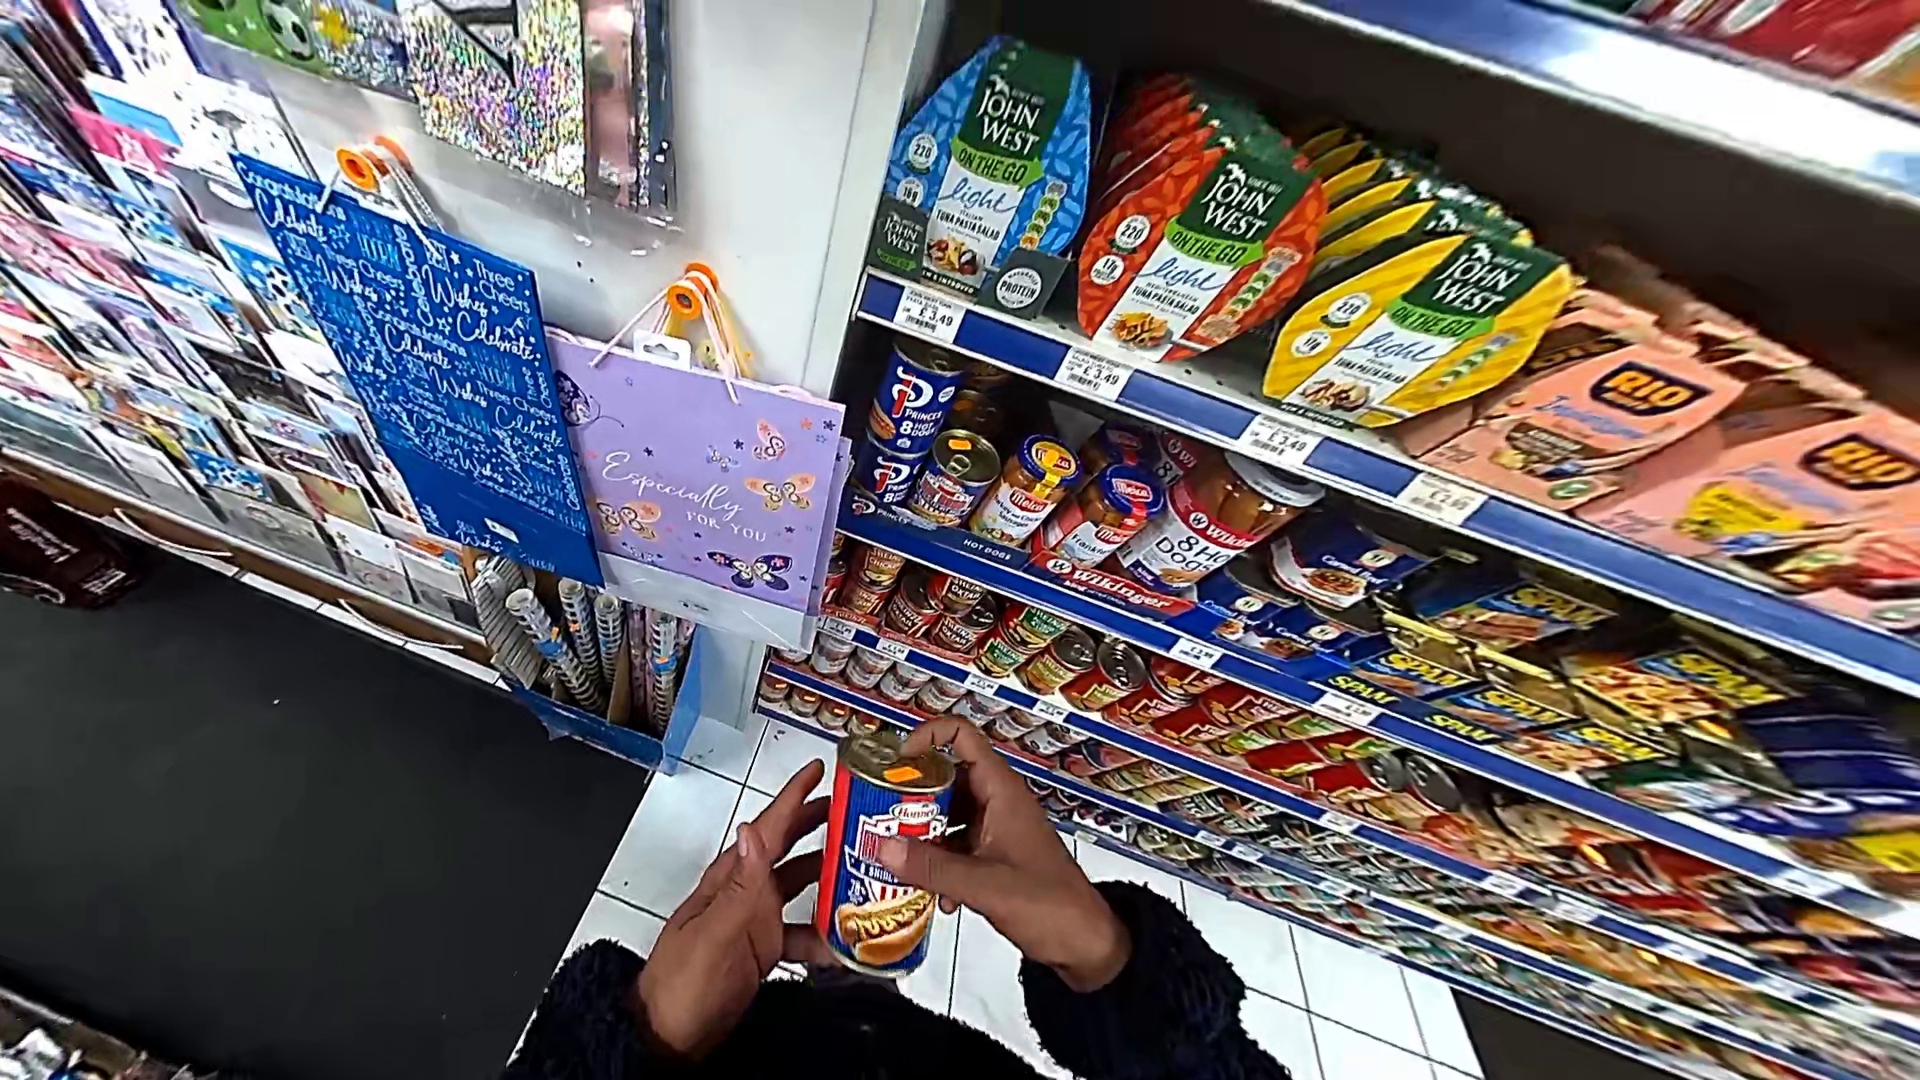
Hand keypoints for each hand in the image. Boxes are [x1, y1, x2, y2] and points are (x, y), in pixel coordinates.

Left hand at [635, 760, 826, 1059]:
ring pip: (799, 881)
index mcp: (733, 876)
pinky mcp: (764, 945)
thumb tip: (752, 829)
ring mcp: (756, 916)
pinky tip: (842, 940)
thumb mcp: (714, 933)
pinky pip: (801, 929)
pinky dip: (822, 931)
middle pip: (788, 844)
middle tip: (852, 809)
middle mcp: (747, 888)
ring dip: (828, 872)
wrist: (668, 1042)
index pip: (768, 825)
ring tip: (860, 865)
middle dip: (818, 822)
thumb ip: (739, 885)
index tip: (818, 769)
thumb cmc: (683, 985)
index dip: (794, 794)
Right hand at [877, 719, 1129, 991]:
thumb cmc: (1047, 903)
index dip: (929, 735)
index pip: (963, 736)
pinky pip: (957, 841)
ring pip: (949, 812)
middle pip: (947, 776)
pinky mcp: (995, 852)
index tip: (899, 760)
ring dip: (924, 832)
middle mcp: (996, 799)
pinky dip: (941, 859)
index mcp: (1000, 788)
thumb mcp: (984, 884)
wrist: (1085, 943)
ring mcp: (996, 825)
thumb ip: (932, 867)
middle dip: (914, 794)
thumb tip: (881, 848)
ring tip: (897, 855)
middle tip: (882, 813)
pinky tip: (934, 894)